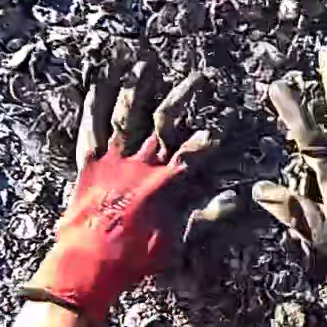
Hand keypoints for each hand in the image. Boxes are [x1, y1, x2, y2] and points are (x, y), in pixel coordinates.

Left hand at [23, 64, 234, 322]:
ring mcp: (115, 158)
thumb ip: (207, 217)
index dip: (214, 131)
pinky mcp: (91, 162)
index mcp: (166, 180)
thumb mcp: (177, 241)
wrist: (90, 261)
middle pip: (166, 119)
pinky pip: (92, 128)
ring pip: (128, 114)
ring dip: (138, 88)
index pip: (196, 148)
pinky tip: (98, 85)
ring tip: (144, 65)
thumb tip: (236, 200)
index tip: (229, 115)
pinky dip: (94, 105)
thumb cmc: (135, 255)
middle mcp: (142, 162)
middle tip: (198, 77)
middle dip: (184, 95)